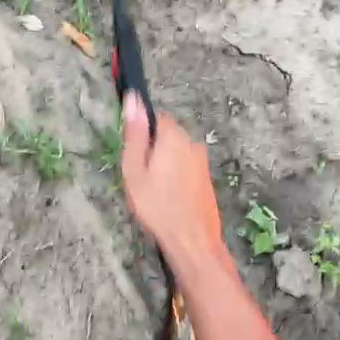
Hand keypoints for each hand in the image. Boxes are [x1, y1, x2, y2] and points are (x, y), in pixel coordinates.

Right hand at [120, 93, 223, 265]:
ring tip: (153, 191)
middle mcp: (191, 142)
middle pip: (166, 135)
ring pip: (176, 152)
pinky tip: (168, 198)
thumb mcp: (135, 168)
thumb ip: (135, 133)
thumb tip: (133, 98)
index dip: (141, 134)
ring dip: (164, 164)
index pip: (155, 117)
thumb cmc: (157, 205)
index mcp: (173, 135)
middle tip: (140, 176)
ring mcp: (202, 161)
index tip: (134, 155)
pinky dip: (176, 177)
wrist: (192, 241)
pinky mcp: (206, 178)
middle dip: (152, 149)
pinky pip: (186, 167)